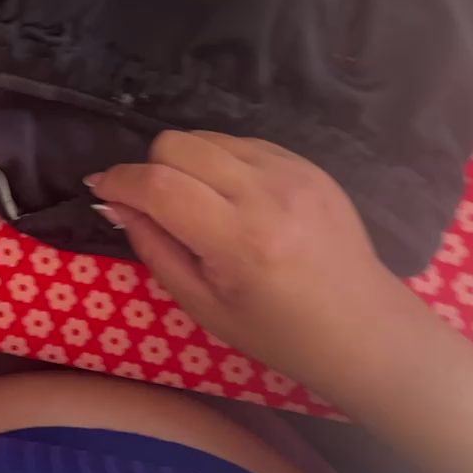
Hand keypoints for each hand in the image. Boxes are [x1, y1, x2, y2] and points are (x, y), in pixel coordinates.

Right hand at [89, 129, 430, 396]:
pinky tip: (234, 197)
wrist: (372, 335)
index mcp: (241, 241)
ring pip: (203, 136)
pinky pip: (238, 141)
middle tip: (159, 205)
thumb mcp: (202, 306)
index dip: (118, 181)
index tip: (100, 188)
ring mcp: (292, 172)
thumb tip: (114, 202)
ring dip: (185, 163)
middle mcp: (267, 195)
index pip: (158, 185)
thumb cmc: (280, 335)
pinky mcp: (307, 163)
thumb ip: (152, 246)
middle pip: (175, 144)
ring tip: (200, 202)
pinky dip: (219, 162)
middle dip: (151, 169)